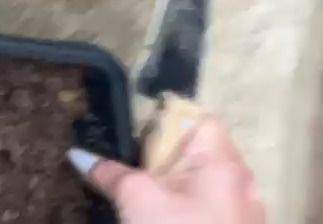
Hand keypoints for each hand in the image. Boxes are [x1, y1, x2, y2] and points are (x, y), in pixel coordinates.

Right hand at [67, 117, 265, 223]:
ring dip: (170, 175)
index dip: (163, 112)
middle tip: (129, 153)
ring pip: (200, 175)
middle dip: (161, 146)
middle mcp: (241, 181)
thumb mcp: (133, 195)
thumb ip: (107, 169)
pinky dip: (182, 198)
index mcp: (222, 162)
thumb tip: (78, 156)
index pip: (197, 115)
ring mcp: (244, 210)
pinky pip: (206, 200)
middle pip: (196, 145)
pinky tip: (160, 210)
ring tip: (139, 181)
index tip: (132, 123)